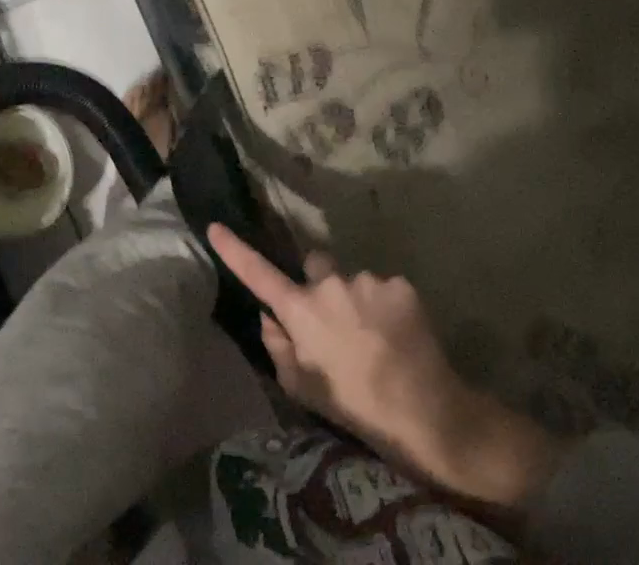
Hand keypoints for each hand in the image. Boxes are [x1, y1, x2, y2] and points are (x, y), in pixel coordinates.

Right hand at [207, 224, 566, 508]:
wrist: (422, 410)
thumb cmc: (351, 404)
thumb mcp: (300, 387)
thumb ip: (278, 345)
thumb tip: (269, 316)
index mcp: (299, 310)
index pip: (258, 273)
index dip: (234, 249)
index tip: (216, 226)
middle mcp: (329, 284)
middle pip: (314, 267)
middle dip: (319, 284)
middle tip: (336, 322)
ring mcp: (368, 280)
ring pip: (353, 280)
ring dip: (357, 300)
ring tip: (375, 339)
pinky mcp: (401, 285)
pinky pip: (384, 289)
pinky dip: (386, 307)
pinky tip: (397, 336)